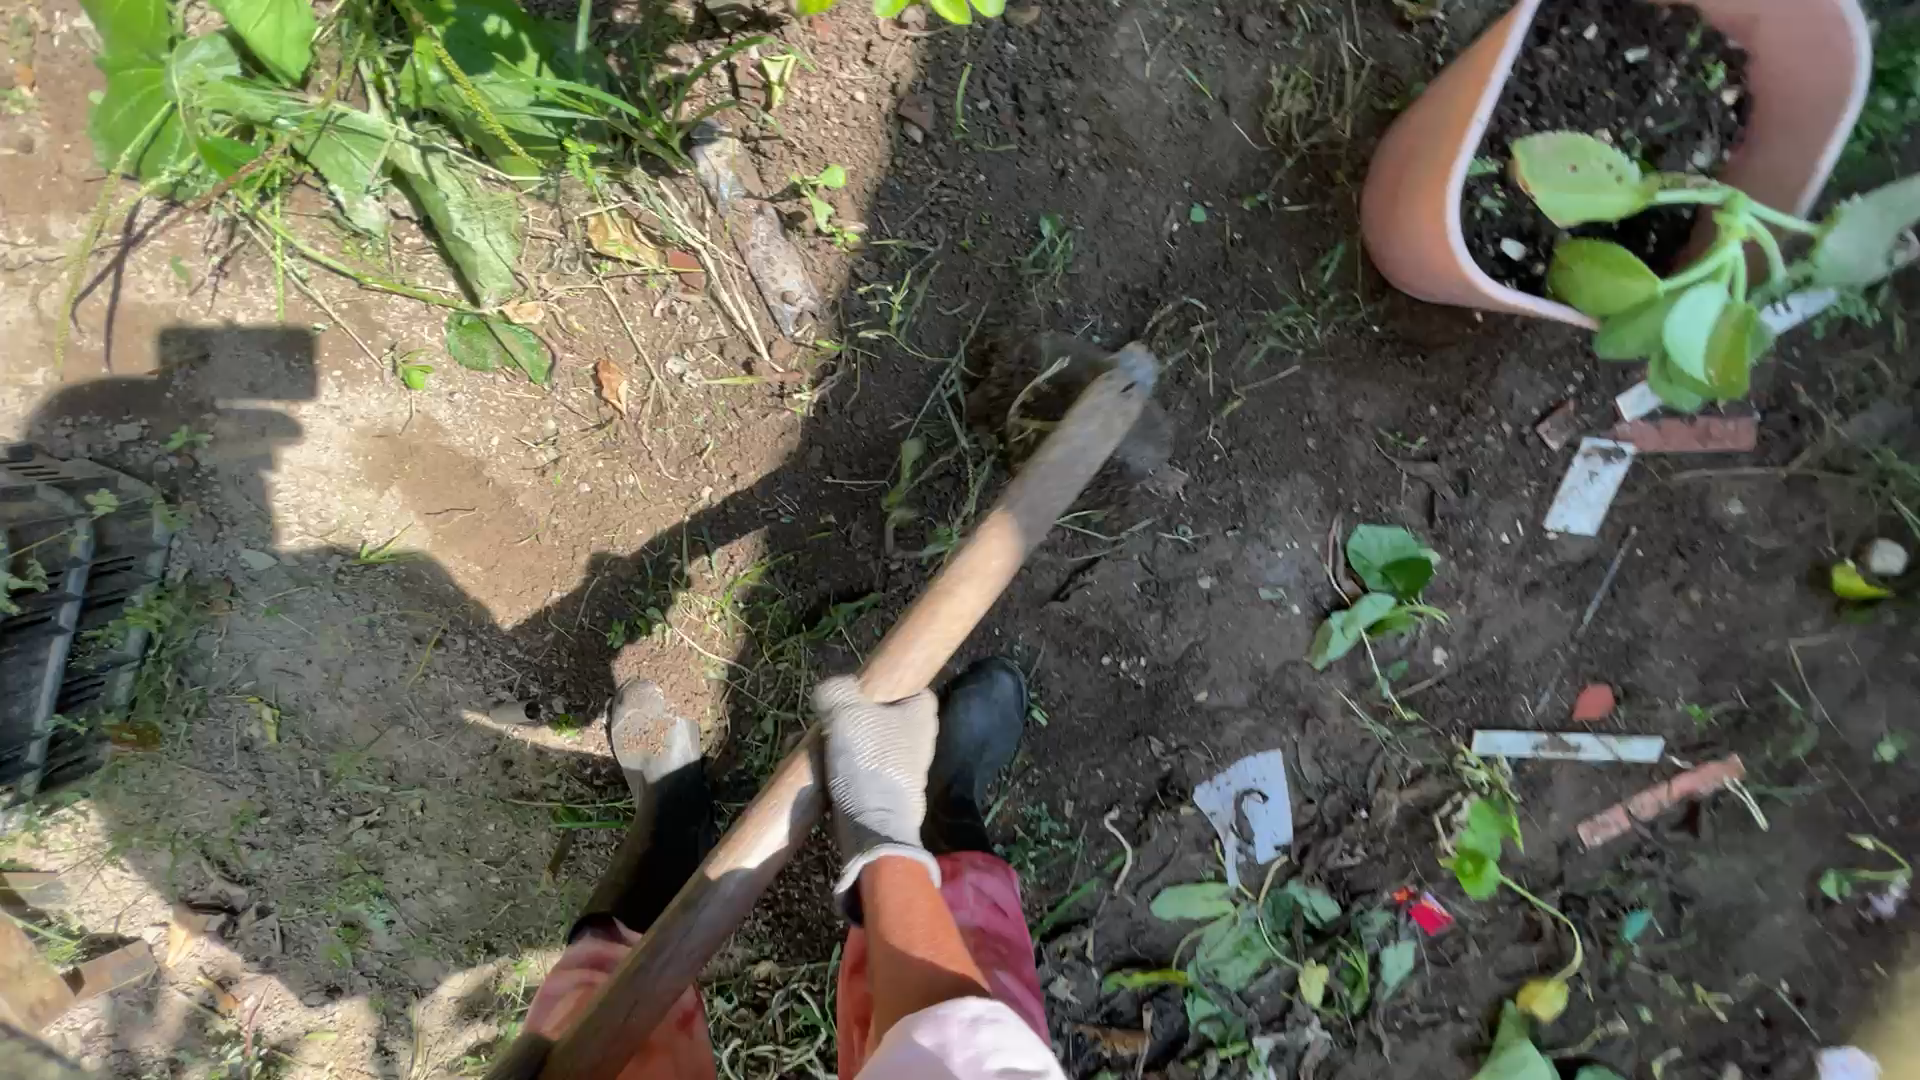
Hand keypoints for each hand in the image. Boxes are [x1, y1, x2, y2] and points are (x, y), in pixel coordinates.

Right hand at [813, 675, 941, 911]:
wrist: (873, 827)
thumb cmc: (870, 761)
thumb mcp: (847, 712)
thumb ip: (836, 690)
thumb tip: (831, 690)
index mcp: (922, 713)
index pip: (907, 685)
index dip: (882, 684)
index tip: (856, 689)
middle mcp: (918, 738)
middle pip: (877, 713)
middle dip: (845, 716)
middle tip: (823, 719)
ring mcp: (901, 766)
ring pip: (863, 741)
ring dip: (835, 742)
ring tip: (809, 744)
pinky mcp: (884, 790)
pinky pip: (857, 767)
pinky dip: (837, 765)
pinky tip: (813, 765)